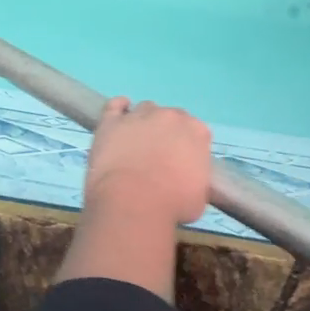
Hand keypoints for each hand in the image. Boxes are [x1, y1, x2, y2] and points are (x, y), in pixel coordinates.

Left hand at [83, 98, 211, 226]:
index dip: (183, 145)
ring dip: (141, 122)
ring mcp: (139, 116)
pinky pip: (114, 106)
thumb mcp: (198, 194)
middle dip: (162, 132)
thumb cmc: (172, 205)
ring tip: (133, 141)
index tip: (177, 158)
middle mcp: (170, 117)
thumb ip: (193, 175)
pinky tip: (118, 114)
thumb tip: (184, 178)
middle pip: (167, 118)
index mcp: (197, 132)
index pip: (193, 131)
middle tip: (154, 153)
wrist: (132, 202)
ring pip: (143, 110)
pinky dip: (117, 108)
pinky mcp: (111, 122)